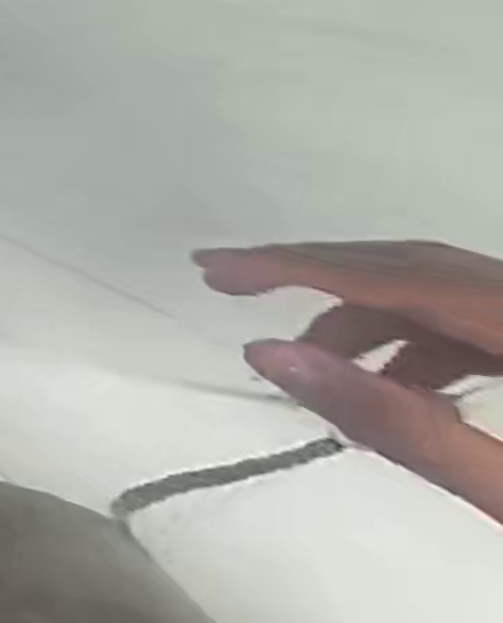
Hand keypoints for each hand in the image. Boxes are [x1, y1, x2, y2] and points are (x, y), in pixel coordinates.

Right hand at [197, 241, 502, 521]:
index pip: (398, 278)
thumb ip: (397, 422)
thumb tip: (266, 352)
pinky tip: (401, 384)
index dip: (294, 265)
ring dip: (365, 315)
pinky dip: (417, 341)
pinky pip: (477, 321)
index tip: (211, 265)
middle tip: (227, 280)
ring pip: (444, 290)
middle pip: (418, 265)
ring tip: (320, 361)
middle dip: (314, 270)